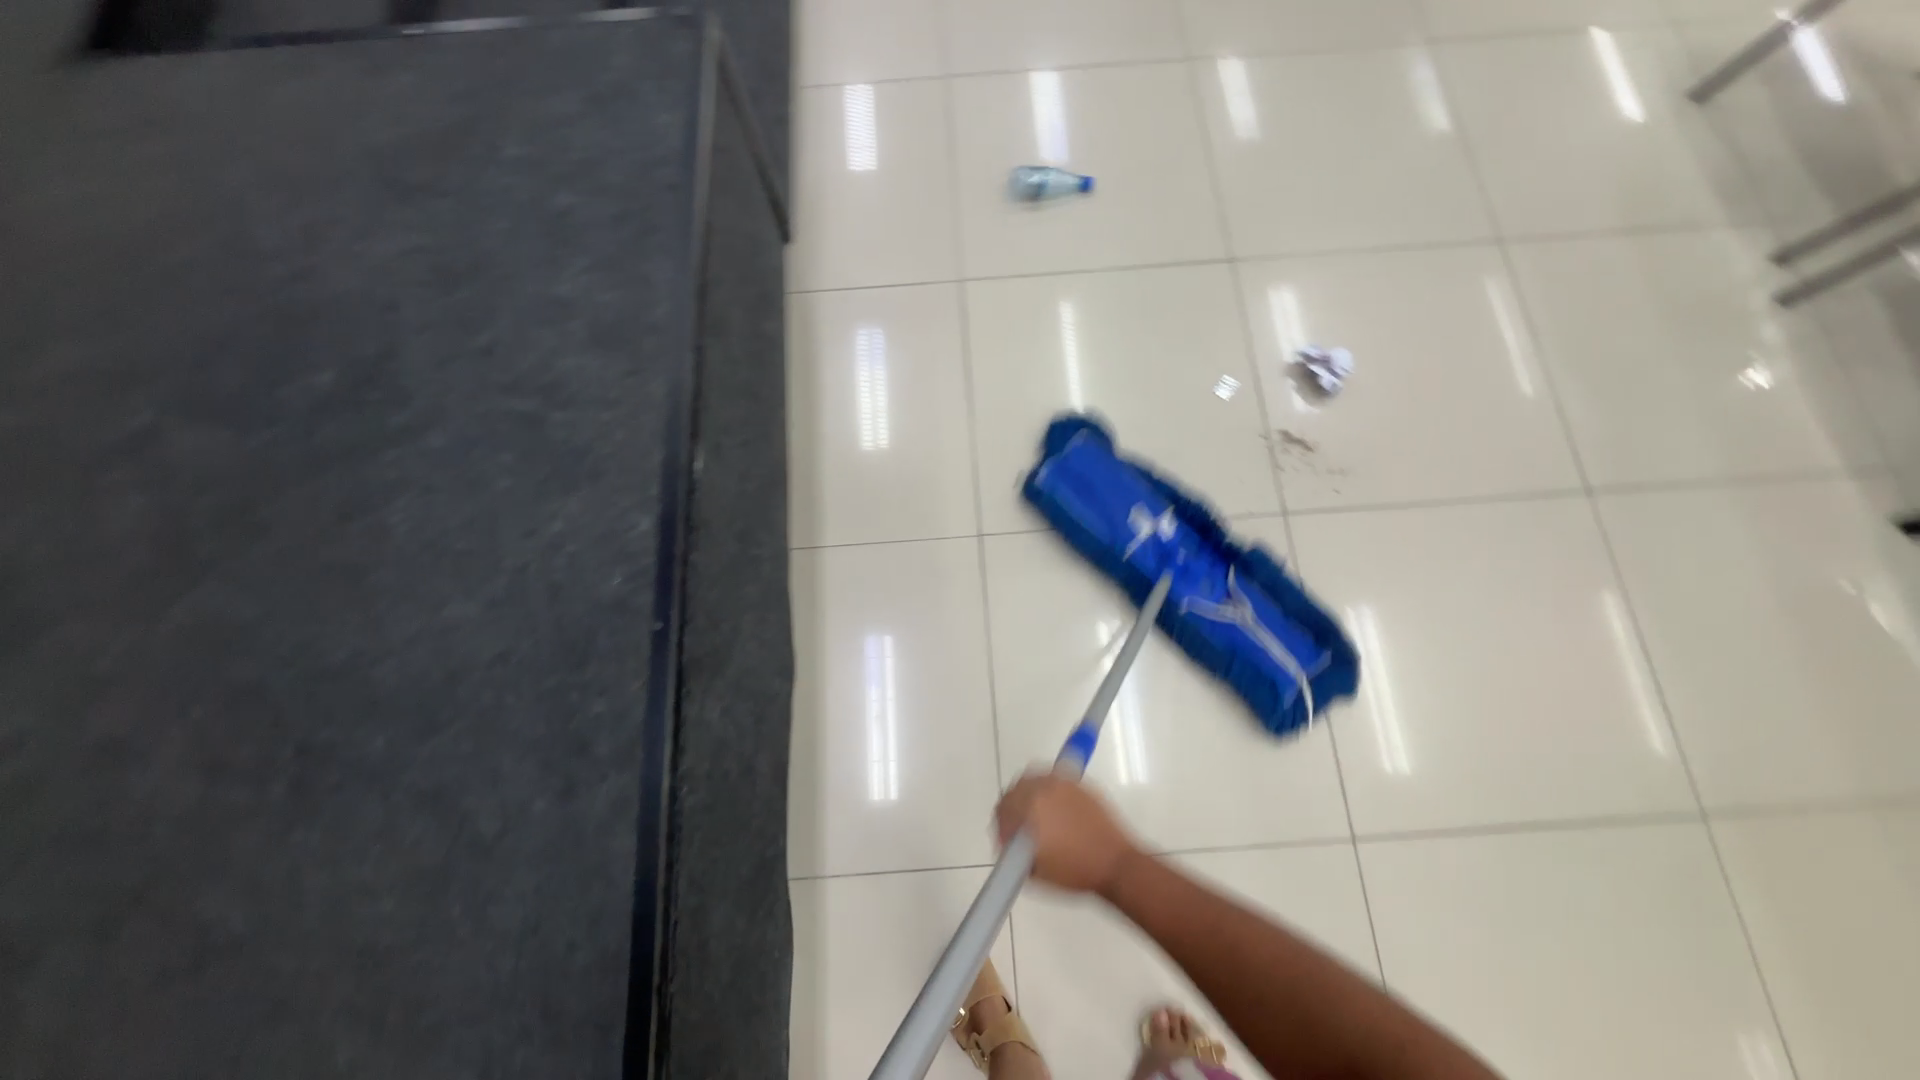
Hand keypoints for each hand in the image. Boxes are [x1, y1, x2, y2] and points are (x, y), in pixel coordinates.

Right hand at [994, 771, 1141, 894]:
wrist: (1115, 864)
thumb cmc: (1074, 871)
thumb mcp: (1035, 871)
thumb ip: (1015, 852)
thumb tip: (1010, 842)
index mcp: (1030, 809)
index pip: (1003, 808)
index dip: (1002, 824)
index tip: (1007, 839)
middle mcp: (1044, 789)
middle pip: (1017, 788)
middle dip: (1013, 806)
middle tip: (1018, 826)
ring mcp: (1064, 783)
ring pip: (1035, 777)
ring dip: (1029, 793)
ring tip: (1035, 813)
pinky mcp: (1080, 784)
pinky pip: (1055, 776)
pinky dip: (1048, 787)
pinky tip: (1053, 805)